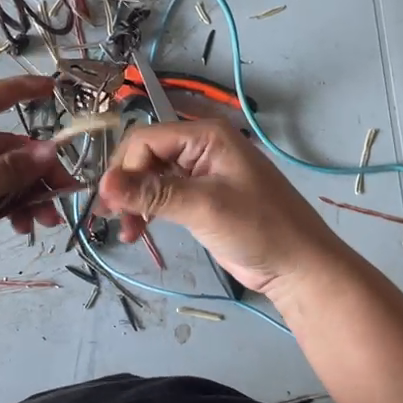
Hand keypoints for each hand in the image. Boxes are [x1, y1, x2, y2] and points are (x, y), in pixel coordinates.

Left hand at [0, 75, 77, 295]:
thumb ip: (10, 168)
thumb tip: (51, 150)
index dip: (18, 91)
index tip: (53, 89)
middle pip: (9, 147)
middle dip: (38, 169)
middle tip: (65, 191)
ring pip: (11, 177)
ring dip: (33, 194)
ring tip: (48, 219)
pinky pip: (3, 200)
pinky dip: (19, 210)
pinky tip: (27, 228)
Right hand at [94, 118, 350, 293]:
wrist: (298, 267)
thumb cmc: (258, 228)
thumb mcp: (204, 207)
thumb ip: (153, 193)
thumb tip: (104, 185)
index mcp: (206, 135)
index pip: (146, 139)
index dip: (124, 168)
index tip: (109, 203)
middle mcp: (201, 147)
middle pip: (146, 156)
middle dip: (126, 185)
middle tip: (112, 219)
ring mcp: (201, 173)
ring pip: (151, 177)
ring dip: (134, 201)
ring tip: (127, 232)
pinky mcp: (201, 198)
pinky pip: (163, 194)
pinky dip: (148, 210)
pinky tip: (138, 230)